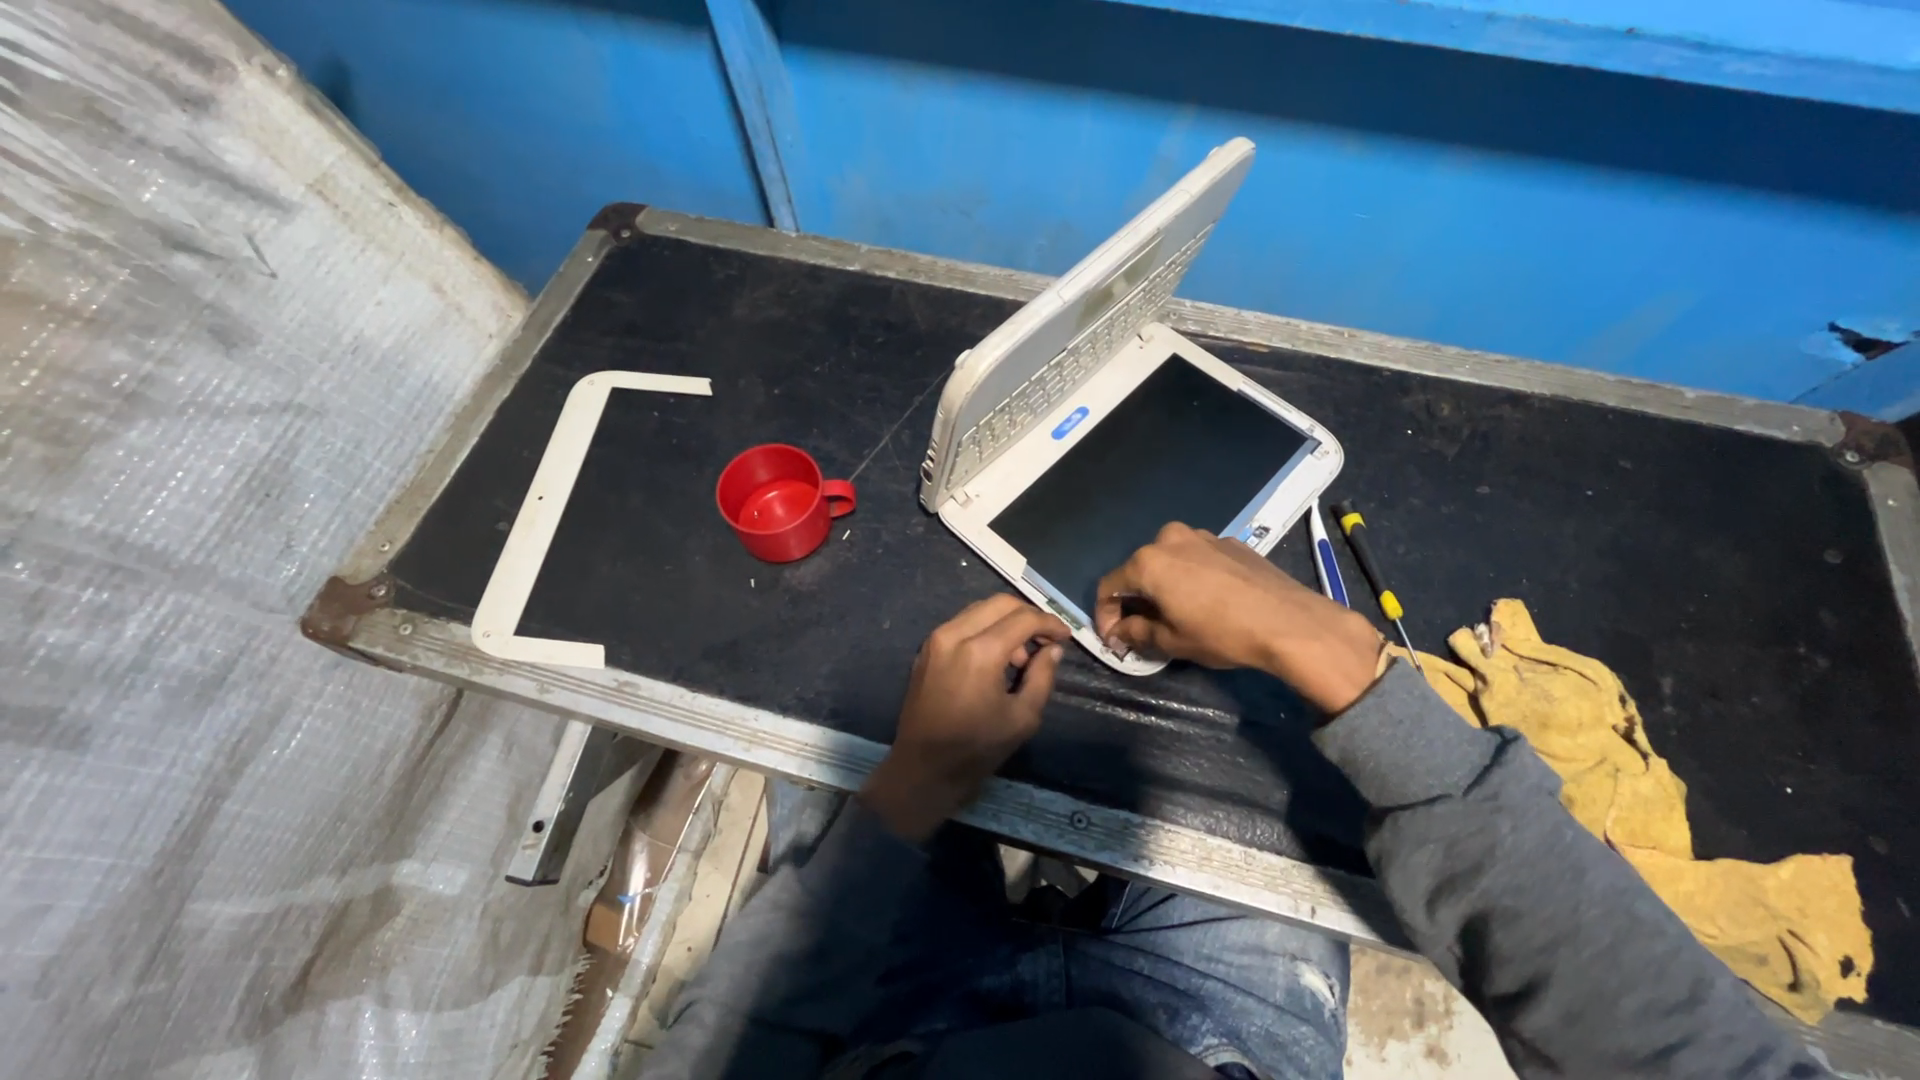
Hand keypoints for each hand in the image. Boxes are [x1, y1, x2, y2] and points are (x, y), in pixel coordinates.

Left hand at [860, 595, 1070, 841]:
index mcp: (980, 651)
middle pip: (1000, 603)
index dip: (1050, 623)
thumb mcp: (1023, 717)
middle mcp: (954, 634)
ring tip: (1021, 655)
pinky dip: (985, 629)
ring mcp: (936, 639)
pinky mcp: (926, 650)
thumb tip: (1052, 649)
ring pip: (979, 610)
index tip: (1066, 636)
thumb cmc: (977, 748)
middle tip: (1046, 639)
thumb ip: (1042, 676)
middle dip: (1028, 615)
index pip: (1023, 618)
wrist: (924, 768)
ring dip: (1006, 622)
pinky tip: (997, 658)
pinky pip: (962, 624)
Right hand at [1094, 522, 1384, 712]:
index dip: (1105, 615)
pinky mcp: (1229, 542)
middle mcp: (1169, 539)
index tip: (1113, 639)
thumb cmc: (1222, 634)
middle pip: (1138, 569)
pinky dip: (1191, 576)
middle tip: (1143, 627)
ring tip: (1177, 612)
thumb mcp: (1173, 642)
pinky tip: (1208, 600)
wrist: (1289, 622)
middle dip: (1135, 598)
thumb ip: (1137, 633)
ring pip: (1170, 561)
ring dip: (1164, 585)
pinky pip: (1197, 558)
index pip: (1109, 586)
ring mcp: (1202, 536)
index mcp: (1148, 562)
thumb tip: (1120, 632)